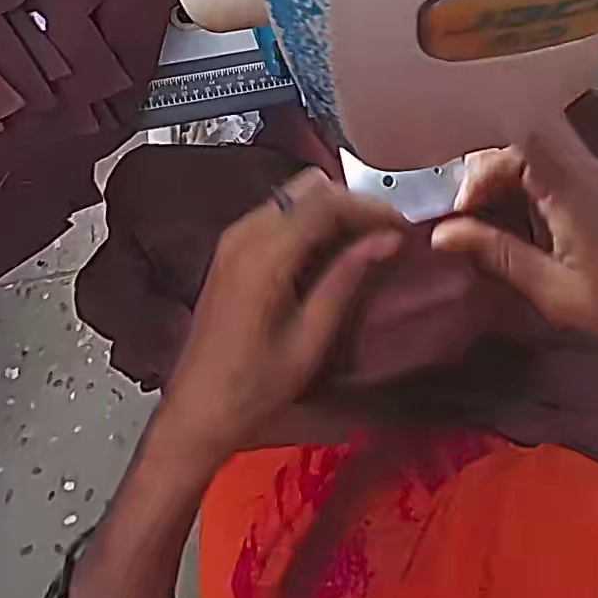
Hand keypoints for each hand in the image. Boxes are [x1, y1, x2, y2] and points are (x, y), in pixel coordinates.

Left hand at [156, 168, 406, 462]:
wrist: (198, 409)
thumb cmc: (254, 386)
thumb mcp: (311, 336)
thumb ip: (347, 278)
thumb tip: (387, 240)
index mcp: (264, 255)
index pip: (325, 201)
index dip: (369, 207)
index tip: (400, 225)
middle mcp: (244, 234)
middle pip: (309, 188)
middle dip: (352, 203)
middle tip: (384, 232)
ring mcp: (234, 237)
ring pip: (294, 195)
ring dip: (332, 210)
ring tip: (365, 241)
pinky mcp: (231, 248)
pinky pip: (279, 213)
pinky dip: (310, 221)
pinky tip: (331, 250)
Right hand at [430, 111, 597, 386]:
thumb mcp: (551, 287)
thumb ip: (497, 252)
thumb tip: (442, 234)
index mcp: (574, 190)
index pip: (518, 146)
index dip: (482, 169)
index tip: (465, 206)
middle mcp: (586, 169)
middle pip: (522, 139)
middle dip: (486, 168)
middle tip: (469, 208)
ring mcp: (595, 171)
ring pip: (536, 145)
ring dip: (504, 170)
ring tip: (486, 209)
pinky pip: (551, 159)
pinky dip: (524, 175)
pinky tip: (515, 208)